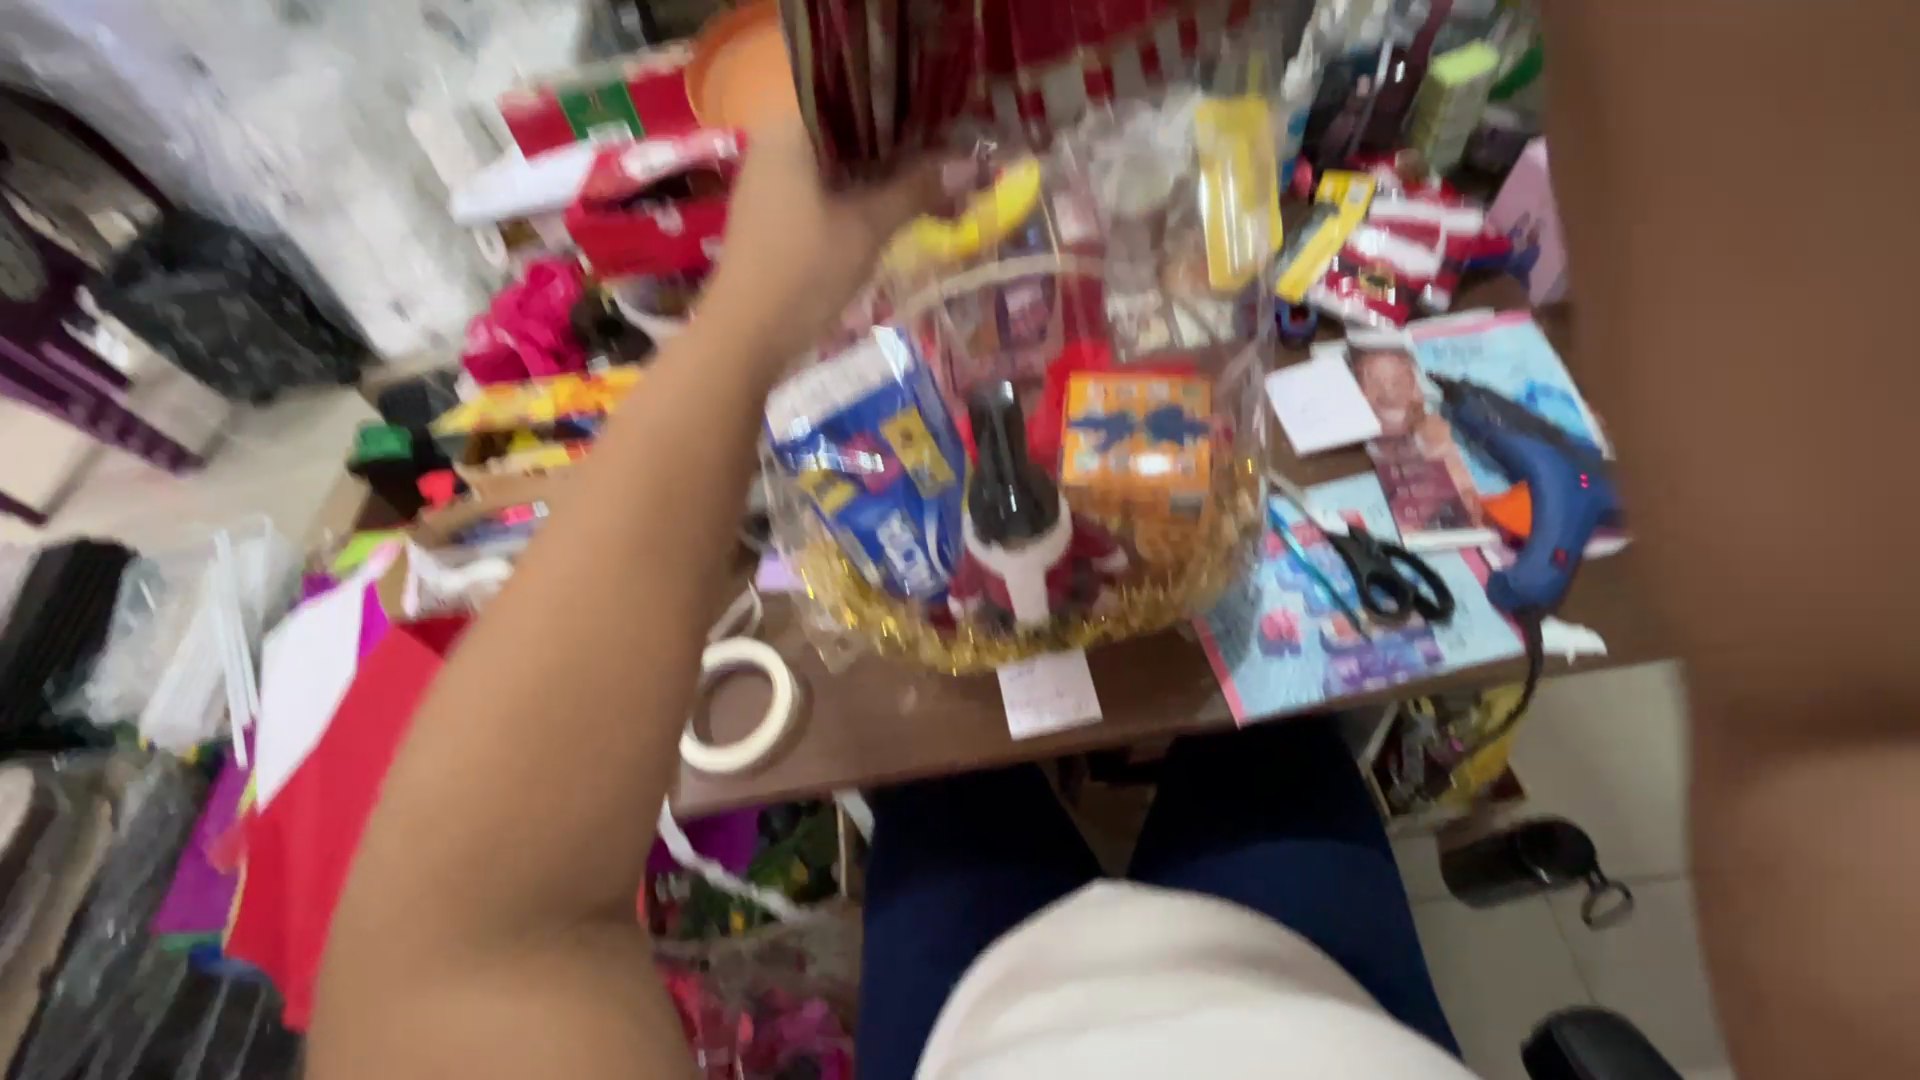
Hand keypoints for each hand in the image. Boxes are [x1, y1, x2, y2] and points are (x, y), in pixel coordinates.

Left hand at [698, 124, 946, 365]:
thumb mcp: (866, 228)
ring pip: (844, 165)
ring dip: (887, 178)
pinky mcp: (779, 216)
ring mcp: (775, 181)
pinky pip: (831, 192)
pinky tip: (900, 212)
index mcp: (792, 127)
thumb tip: (970, 165)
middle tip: (953, 160)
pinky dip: (864, 199)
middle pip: (853, 132)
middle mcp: (778, 142)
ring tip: (937, 186)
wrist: (747, 337)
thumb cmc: (803, 272)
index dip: (908, 110)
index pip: (858, 95)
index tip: (950, 125)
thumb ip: (916, 191)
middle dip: (903, 149)